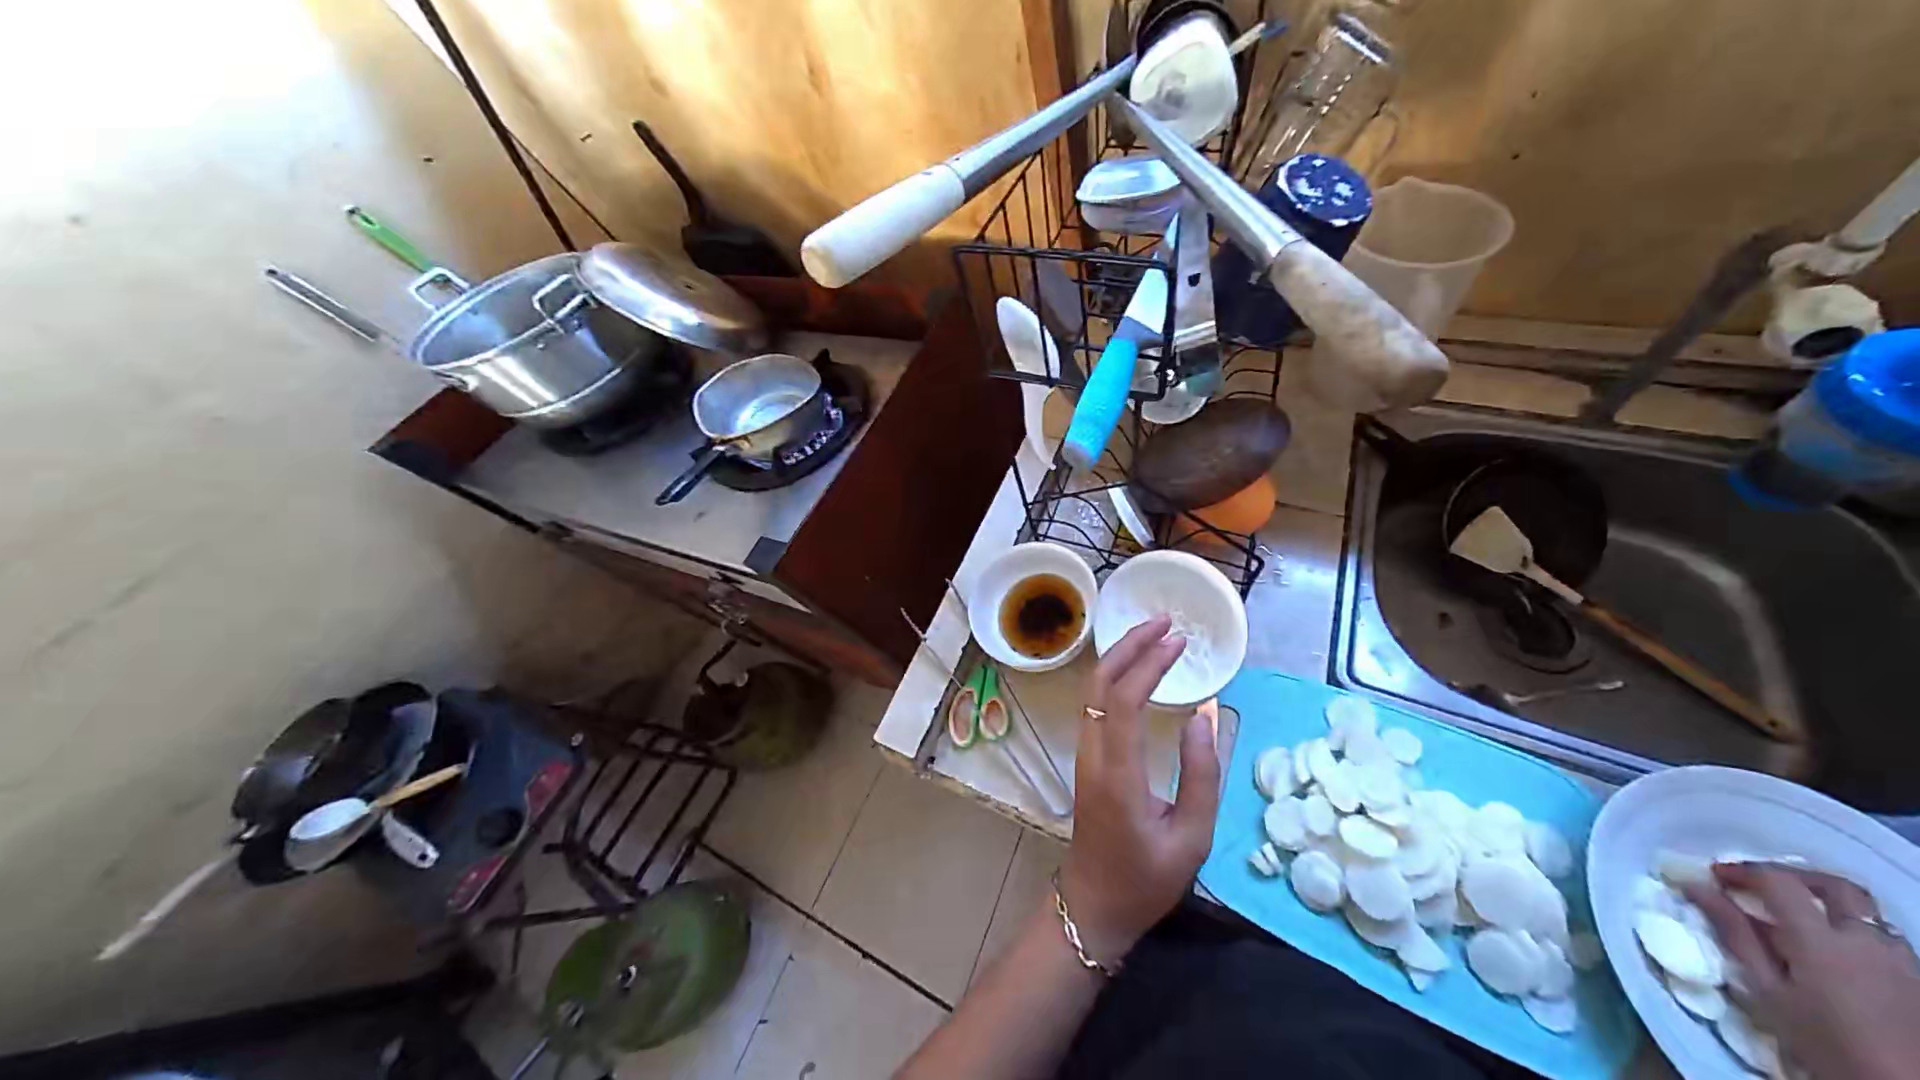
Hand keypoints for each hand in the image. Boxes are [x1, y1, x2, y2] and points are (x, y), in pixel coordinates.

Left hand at [1057, 615, 1219, 967]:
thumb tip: (1204, 714)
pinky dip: (1114, 676)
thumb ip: (1201, 775)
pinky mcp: (1086, 758)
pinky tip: (1136, 669)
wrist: (1095, 903)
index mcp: (1118, 773)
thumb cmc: (1147, 878)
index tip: (1179, 642)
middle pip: (1100, 683)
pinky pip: (1095, 704)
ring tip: (1153, 635)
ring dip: (1120, 657)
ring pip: (1092, 690)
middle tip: (1164, 622)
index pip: (1126, 700)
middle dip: (1129, 645)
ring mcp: (1084, 754)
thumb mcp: (1192, 837)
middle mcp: (1093, 754)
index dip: (1150, 664)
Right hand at [1684, 864, 1919, 1079]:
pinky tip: (1832, 949)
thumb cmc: (1823, 1041)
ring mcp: (1900, 960)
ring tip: (1794, 915)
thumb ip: (1735, 934)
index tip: (1712, 875)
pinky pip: (1881, 936)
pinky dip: (1848, 927)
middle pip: (1835, 886)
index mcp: (1822, 940)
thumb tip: (1697, 887)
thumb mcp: (1767, 991)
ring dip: (1825, 901)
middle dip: (1791, 875)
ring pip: (1865, 911)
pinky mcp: (1917, 979)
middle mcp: (1866, 940)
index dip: (1742, 870)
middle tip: (1757, 883)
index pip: (1778, 881)